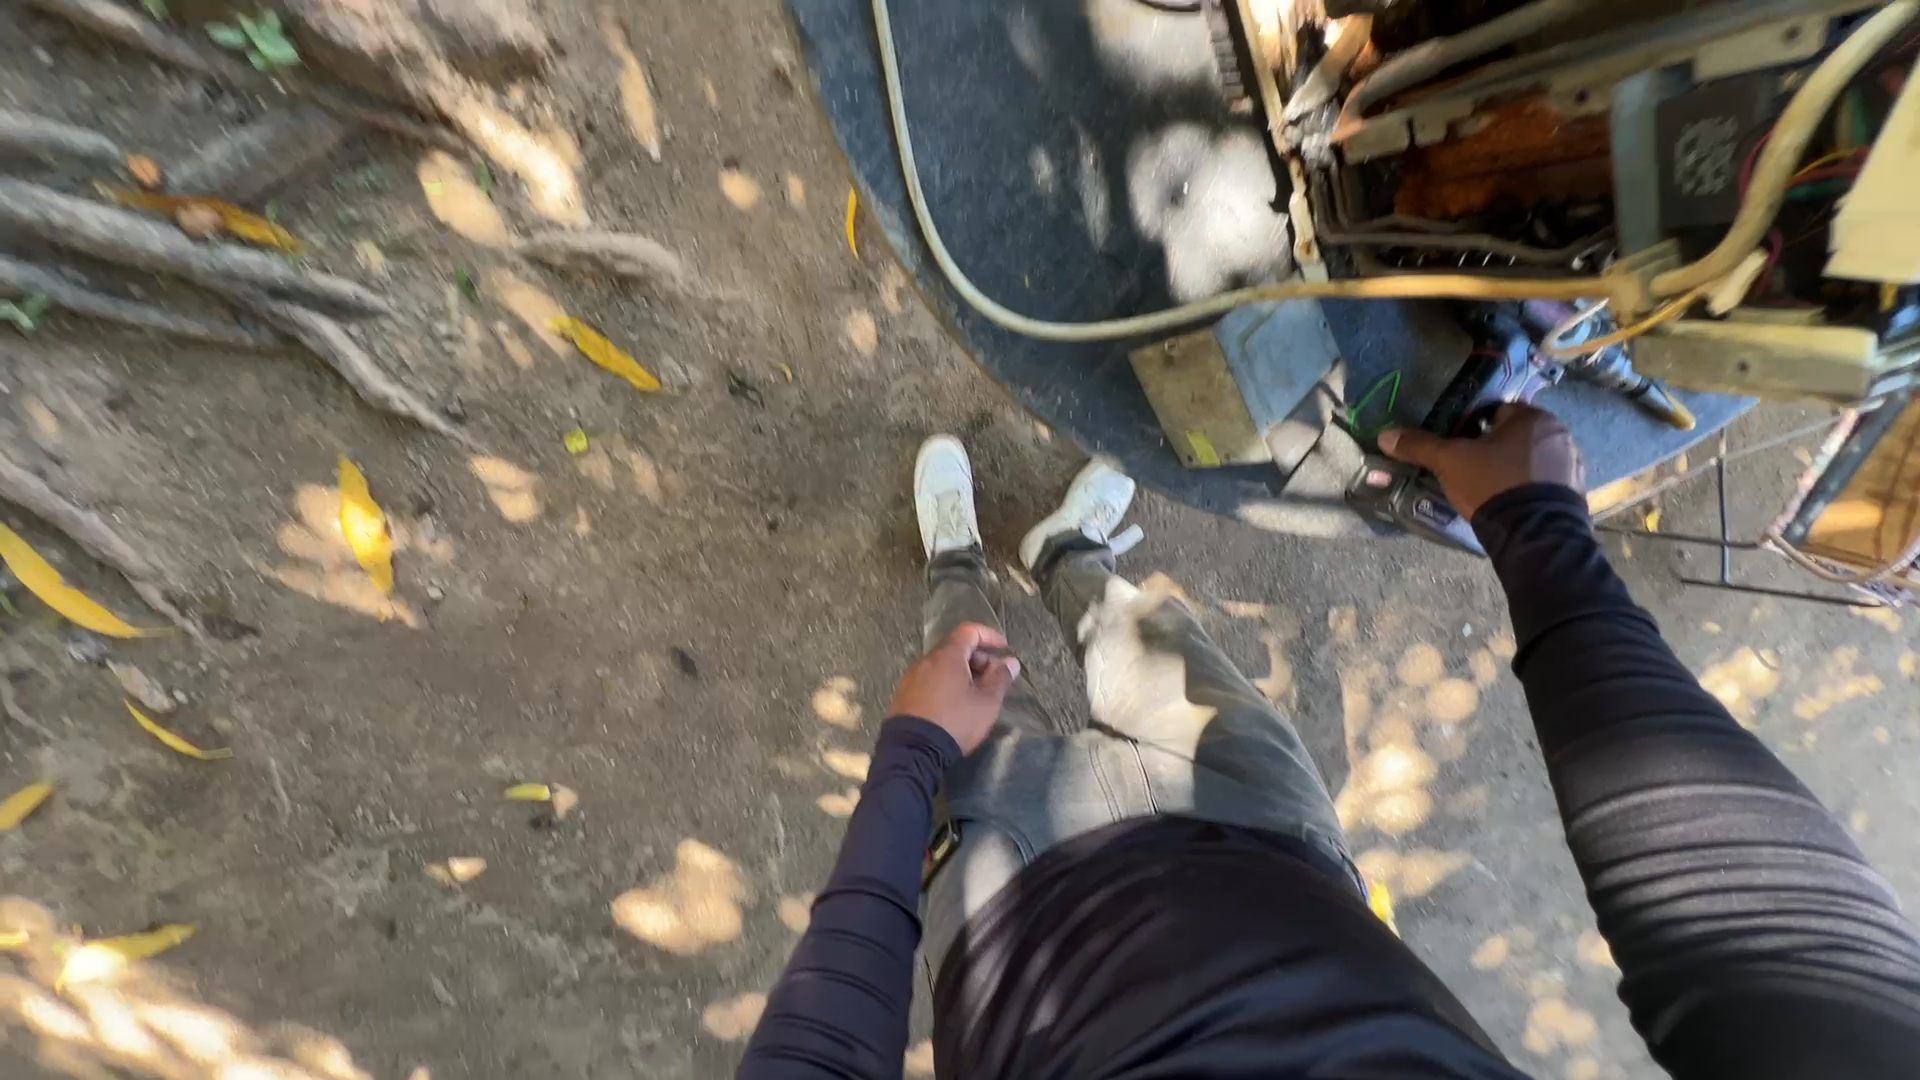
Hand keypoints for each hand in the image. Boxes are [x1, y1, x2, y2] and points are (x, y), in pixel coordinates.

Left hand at [887, 623, 1020, 755]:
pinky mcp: (904, 693)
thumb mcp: (986, 703)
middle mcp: (926, 660)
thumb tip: (1010, 662)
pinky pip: (930, 678)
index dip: (989, 635)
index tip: (1004, 648)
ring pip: (942, 664)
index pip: (968, 631)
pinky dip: (947, 681)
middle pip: (955, 647)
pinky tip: (955, 702)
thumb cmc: (954, 722)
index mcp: (947, 656)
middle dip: (978, 657)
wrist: (912, 751)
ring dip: (963, 671)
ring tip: (977, 692)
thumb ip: (1000, 679)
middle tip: (994, 676)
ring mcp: (912, 677)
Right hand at [1378, 404, 1583, 519]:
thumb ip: (1419, 446)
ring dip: (1507, 465)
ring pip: (1527, 456)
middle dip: (1489, 445)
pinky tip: (1503, 498)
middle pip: (1511, 433)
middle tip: (1463, 465)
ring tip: (1482, 485)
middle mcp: (1558, 433)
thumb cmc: (1492, 483)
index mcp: (1531, 418)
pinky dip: (1523, 484)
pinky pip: (1540, 478)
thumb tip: (1385, 436)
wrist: (1534, 531)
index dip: (1469, 424)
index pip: (1494, 409)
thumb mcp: (1449, 462)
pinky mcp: (1572, 489)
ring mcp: (1570, 462)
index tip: (1453, 443)